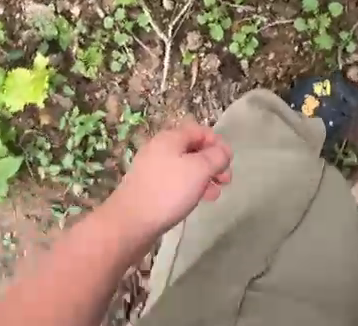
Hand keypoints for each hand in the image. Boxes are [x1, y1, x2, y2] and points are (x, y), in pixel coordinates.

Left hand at [103, 123, 233, 243]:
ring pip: (185, 168)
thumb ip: (216, 157)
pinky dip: (189, 188)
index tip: (230, 161)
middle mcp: (160, 149)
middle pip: (193, 149)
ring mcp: (151, 170)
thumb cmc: (167, 192)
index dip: (218, 143)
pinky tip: (197, 201)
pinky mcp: (147, 190)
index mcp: (171, 138)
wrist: (128, 225)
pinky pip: (174, 182)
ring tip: (215, 194)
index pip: (201, 131)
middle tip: (226, 180)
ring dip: (203, 177)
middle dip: (212, 163)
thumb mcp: (200, 169)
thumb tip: (223, 152)